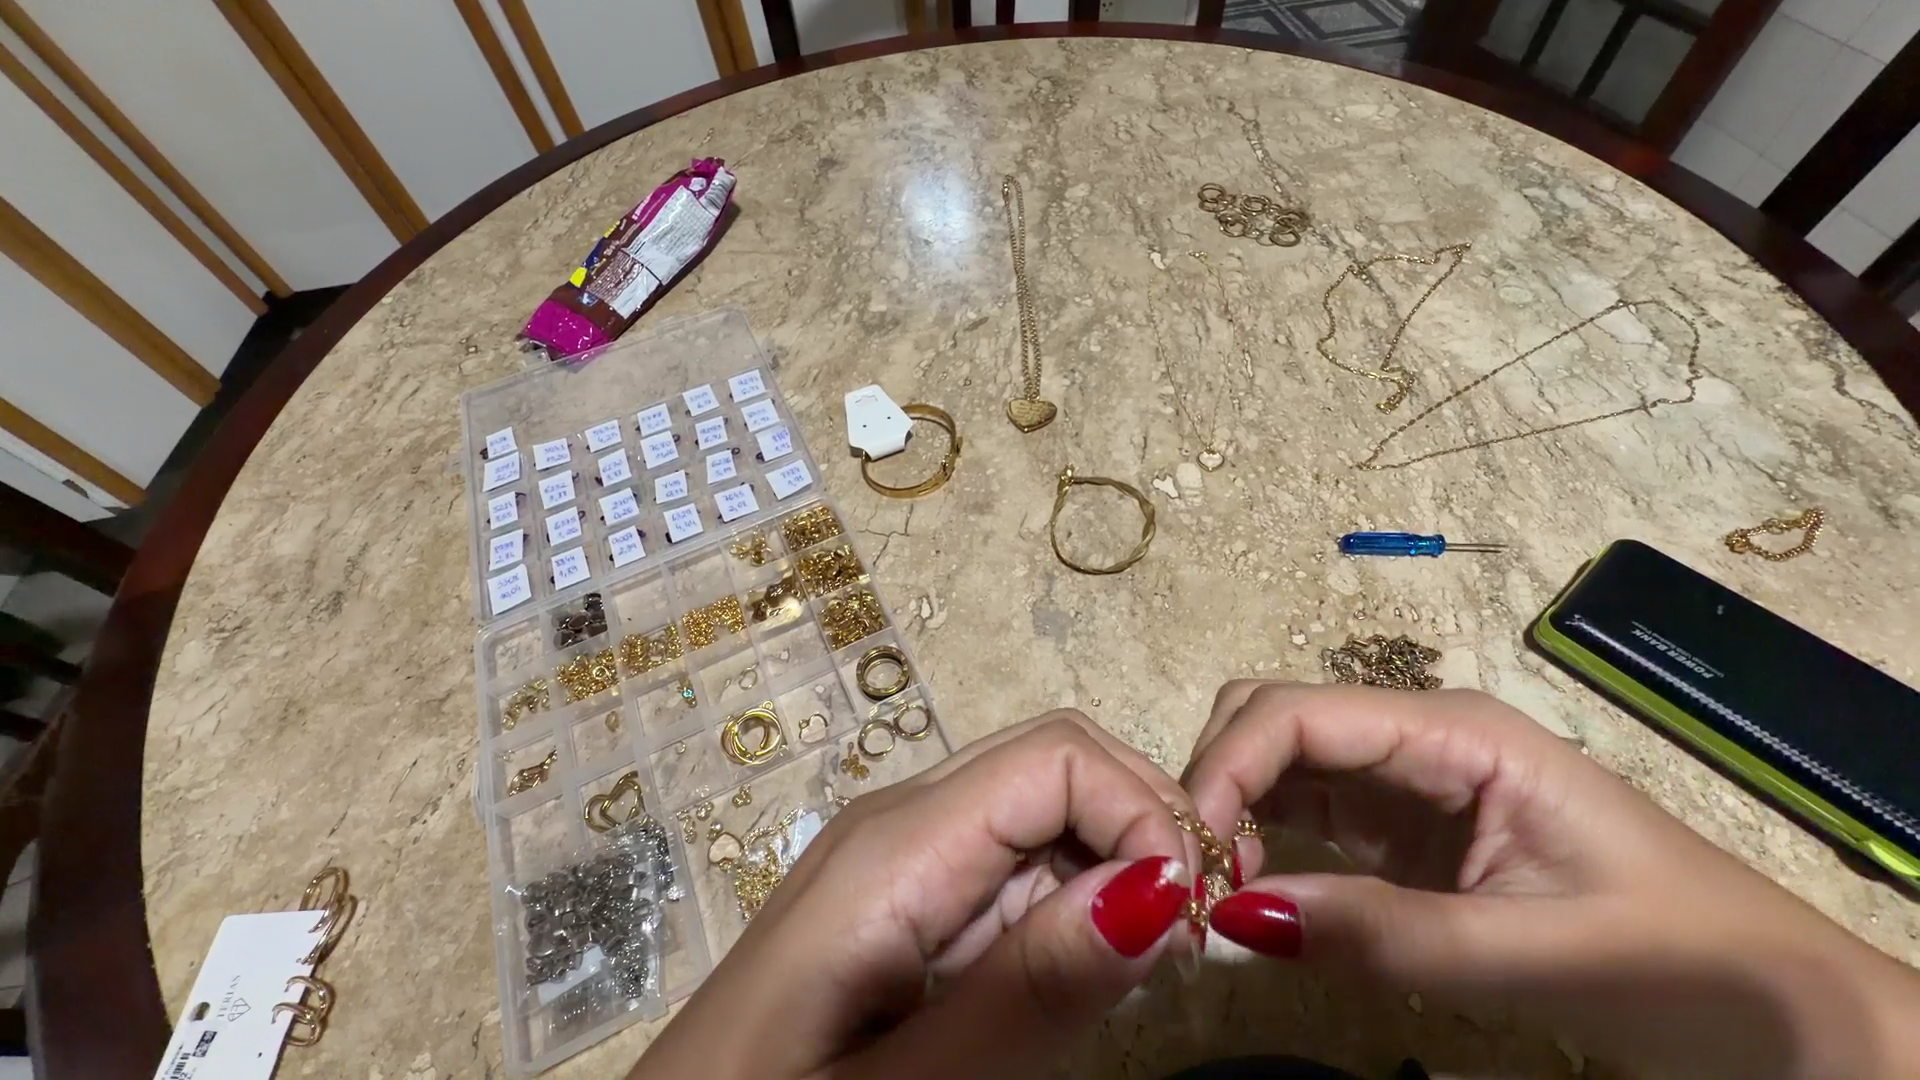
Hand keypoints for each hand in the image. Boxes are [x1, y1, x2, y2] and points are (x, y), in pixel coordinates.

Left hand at [629, 712, 1199, 1079]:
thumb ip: (1030, 990)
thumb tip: (1161, 890)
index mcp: (897, 845)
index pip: (1055, 756)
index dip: (1142, 811)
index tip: (1190, 912)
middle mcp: (903, 818)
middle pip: (1054, 762)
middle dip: (1144, 821)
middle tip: (1197, 927)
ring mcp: (904, 848)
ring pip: (1043, 806)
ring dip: (1119, 858)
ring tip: (1158, 950)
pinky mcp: (910, 886)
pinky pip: (1013, 858)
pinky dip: (1075, 893)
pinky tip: (1091, 959)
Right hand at [1183, 682, 1919, 1079]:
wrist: (1772, 1008)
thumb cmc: (1677, 962)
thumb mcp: (1533, 955)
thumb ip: (1382, 935)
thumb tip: (1232, 918)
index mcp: (1453, 728)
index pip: (1299, 713)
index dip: (1228, 765)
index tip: (1191, 851)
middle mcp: (1413, 732)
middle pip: (1273, 715)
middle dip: (1218, 776)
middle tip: (1195, 868)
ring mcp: (1401, 775)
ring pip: (1277, 758)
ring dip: (1232, 807)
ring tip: (1214, 885)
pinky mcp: (1395, 823)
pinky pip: (1302, 807)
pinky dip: (1260, 837)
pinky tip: (1253, 887)